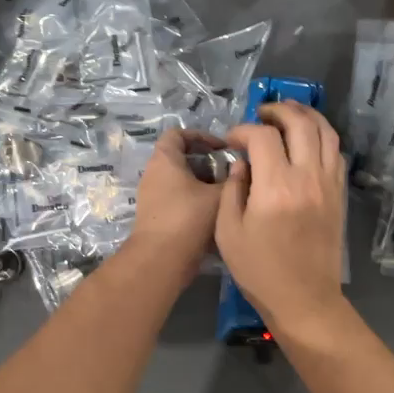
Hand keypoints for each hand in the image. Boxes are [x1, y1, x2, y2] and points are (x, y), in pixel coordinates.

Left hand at [127, 129, 225, 268]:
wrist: (161, 259)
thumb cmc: (189, 217)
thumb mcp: (218, 195)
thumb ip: (232, 180)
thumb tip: (241, 171)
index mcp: (164, 160)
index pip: (178, 134)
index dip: (201, 136)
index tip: (222, 148)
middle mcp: (153, 174)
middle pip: (181, 158)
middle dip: (207, 163)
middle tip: (229, 172)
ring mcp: (152, 196)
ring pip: (180, 180)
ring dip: (203, 183)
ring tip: (226, 194)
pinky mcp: (156, 215)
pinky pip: (177, 199)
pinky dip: (195, 200)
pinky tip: (215, 213)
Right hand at [217, 101, 348, 334]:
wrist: (304, 298)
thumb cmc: (260, 271)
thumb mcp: (228, 233)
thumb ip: (232, 191)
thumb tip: (241, 164)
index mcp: (276, 187)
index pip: (262, 137)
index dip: (243, 130)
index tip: (231, 141)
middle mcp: (307, 178)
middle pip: (300, 123)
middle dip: (278, 110)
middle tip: (261, 114)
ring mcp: (329, 184)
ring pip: (325, 132)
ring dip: (306, 116)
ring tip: (287, 115)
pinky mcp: (339, 195)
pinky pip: (336, 153)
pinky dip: (322, 137)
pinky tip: (307, 141)